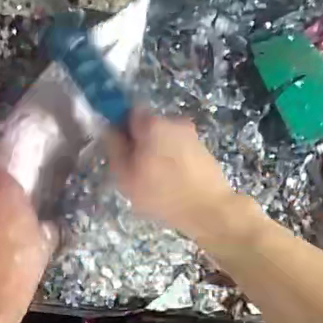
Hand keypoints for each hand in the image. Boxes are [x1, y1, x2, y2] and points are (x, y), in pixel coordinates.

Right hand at [106, 108, 245, 239]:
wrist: (211, 209)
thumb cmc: (164, 195)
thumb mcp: (127, 178)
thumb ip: (115, 150)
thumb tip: (110, 131)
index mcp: (152, 123)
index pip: (128, 113)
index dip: (121, 129)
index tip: (120, 150)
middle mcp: (174, 121)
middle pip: (149, 127)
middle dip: (141, 144)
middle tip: (137, 171)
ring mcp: (192, 135)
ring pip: (166, 140)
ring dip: (159, 154)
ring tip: (157, 181)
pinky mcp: (204, 150)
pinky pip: (180, 151)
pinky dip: (175, 162)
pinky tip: (175, 183)